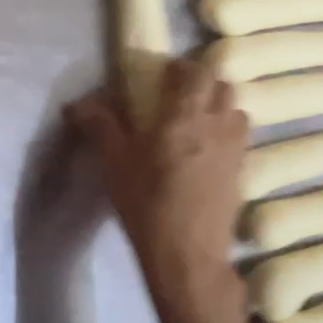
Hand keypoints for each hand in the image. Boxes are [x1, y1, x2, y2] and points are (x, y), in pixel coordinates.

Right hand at [67, 59, 249, 322]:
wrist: (187, 255)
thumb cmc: (145, 203)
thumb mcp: (114, 162)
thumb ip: (99, 126)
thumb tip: (78, 103)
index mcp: (184, 115)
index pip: (198, 71)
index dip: (183, 67)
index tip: (162, 76)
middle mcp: (218, 125)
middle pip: (224, 86)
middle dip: (203, 84)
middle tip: (178, 98)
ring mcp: (236, 149)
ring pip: (237, 111)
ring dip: (219, 108)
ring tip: (195, 125)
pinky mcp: (244, 173)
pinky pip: (240, 139)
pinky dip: (226, 136)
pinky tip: (205, 156)